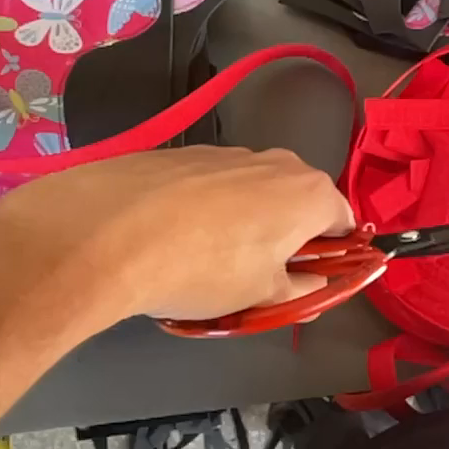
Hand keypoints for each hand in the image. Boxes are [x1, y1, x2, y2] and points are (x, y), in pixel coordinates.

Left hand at [0, 146, 352, 326]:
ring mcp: (227, 153)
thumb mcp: (264, 296)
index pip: (345, 222)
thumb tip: (316, 283)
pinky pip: (210, 185)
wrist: (103, 232)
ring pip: (252, 192)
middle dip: (287, 236)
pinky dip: (203, 209)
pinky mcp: (182, 153)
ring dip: (244, 221)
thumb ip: (303, 289)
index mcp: (311, 194)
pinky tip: (170, 237)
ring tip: (204, 258)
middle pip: (298, 202)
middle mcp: (278, 162)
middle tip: (259, 274)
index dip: (334, 253)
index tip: (311, 278)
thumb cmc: (204, 269)